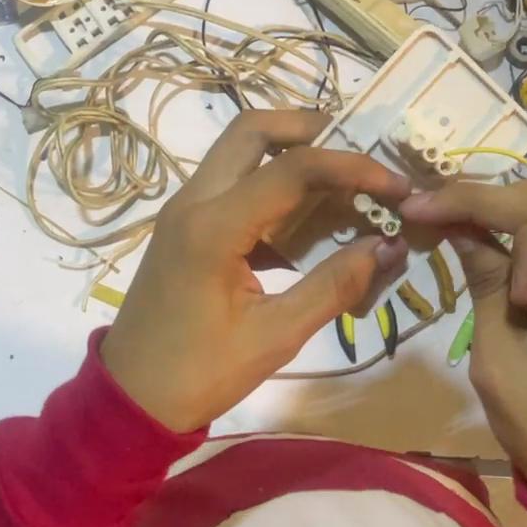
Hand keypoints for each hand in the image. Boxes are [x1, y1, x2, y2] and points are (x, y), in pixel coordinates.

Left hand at [102, 111, 409, 431]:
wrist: (132, 397)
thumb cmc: (200, 372)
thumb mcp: (275, 335)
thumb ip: (334, 285)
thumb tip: (389, 247)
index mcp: (213, 227)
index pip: (292, 169)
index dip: (350, 167)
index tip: (395, 184)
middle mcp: (194, 201)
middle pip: (252, 131)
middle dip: (310, 129)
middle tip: (358, 151)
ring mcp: (185, 209)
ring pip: (238, 150)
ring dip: (290, 152)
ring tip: (342, 179)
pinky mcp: (187, 226)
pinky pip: (232, 182)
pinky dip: (271, 183)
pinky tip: (308, 219)